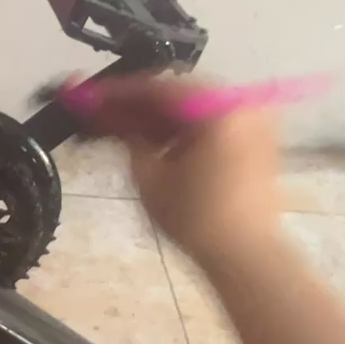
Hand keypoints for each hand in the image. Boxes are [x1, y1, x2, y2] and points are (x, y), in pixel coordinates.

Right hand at [85, 75, 282, 260]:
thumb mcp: (148, 176)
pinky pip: (212, 123)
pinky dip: (182, 129)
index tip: (88, 96)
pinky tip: (155, 142)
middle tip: (104, 112)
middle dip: (138, 103)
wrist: (245, 255)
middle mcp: (240, 104)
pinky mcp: (256, 141)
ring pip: (195, 108)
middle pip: (178, 93)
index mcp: (216, 108)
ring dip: (159, 117)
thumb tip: (113, 120)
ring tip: (124, 129)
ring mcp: (253, 122)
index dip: (117, 92)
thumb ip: (129, 138)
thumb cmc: (194, 218)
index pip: (157, 88)